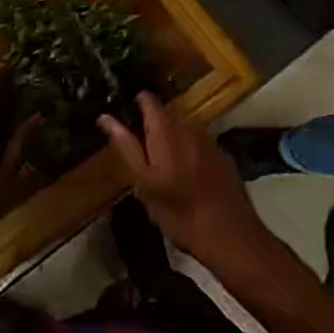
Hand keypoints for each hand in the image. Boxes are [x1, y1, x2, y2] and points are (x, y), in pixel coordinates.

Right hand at [99, 93, 268, 265]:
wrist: (228, 233)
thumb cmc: (178, 210)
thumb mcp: (143, 182)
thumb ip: (125, 146)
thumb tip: (105, 117)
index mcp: (165, 129)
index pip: (147, 99)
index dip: (134, 104)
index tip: (124, 118)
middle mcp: (189, 126)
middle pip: (166, 112)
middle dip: (152, 123)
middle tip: (140, 148)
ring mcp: (209, 139)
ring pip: (184, 127)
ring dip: (171, 137)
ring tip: (161, 163)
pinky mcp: (223, 155)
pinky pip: (199, 142)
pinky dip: (190, 150)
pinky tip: (187, 174)